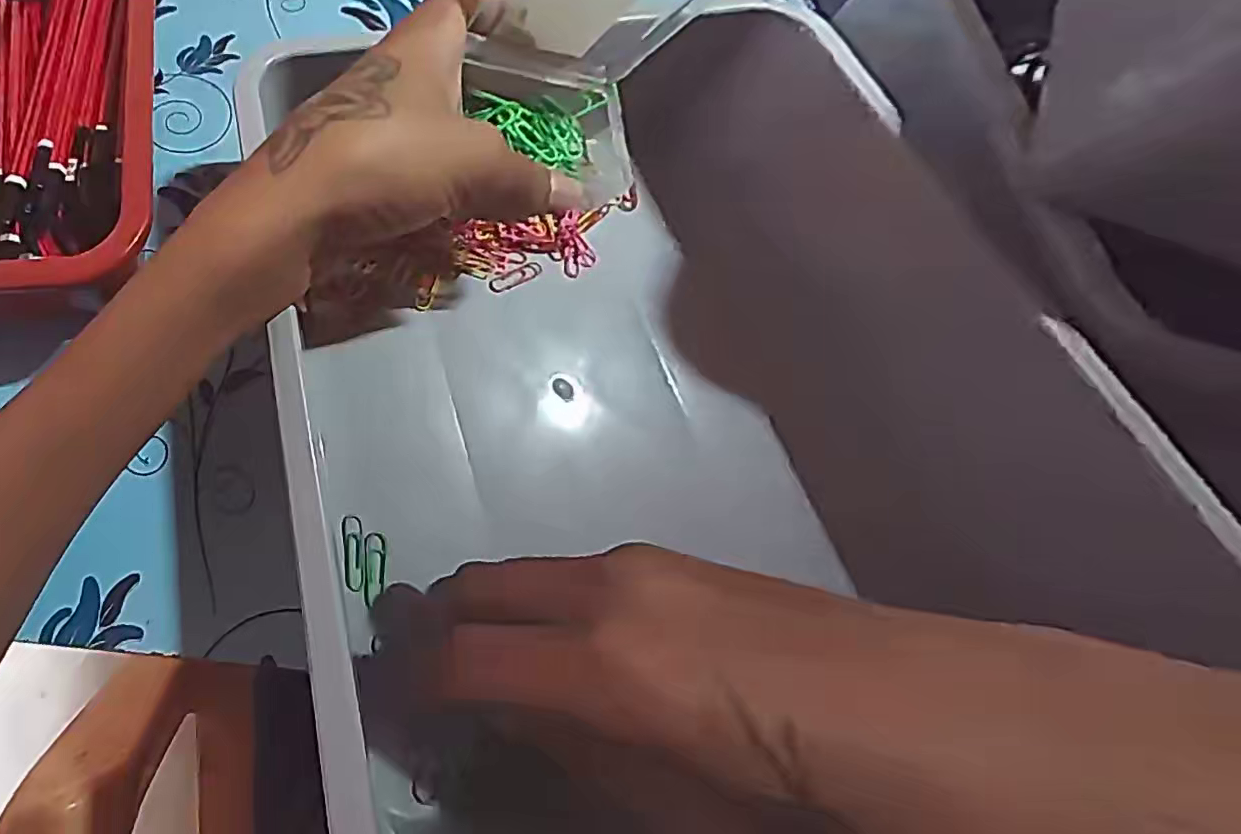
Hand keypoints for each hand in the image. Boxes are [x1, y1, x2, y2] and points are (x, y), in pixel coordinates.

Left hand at [250, 0, 584, 245]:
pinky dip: (432, 187)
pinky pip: (403, 170)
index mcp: (420, 46)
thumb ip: (525, 178)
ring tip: (508, 176)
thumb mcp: (472, 163)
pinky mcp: (347, 170)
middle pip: (450, 67)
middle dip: (493, 91)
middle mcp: (389, 77)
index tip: (534, 27)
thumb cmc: (384, 160)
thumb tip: (577, 194)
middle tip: (538, 120)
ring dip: (464, 148)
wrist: (290, 215)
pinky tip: (457, 214)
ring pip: (427, 125)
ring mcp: (363, 124)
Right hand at [383, 545, 1240, 832]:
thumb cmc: (831, 795)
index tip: (393, 702)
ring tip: (491, 664)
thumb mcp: (695, 812)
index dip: (418, 680)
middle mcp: (605, 589)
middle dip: (437, 624)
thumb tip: (510, 725)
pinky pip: (570, 577)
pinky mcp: (666, 560)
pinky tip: (572, 650)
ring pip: (522, 575)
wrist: (974, 718)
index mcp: (609, 662)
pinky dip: (540, 607)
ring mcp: (636, 564)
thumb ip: (587, 761)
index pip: (468, 657)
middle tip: (423, 672)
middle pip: (478, 586)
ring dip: (490, 614)